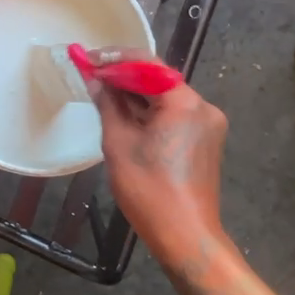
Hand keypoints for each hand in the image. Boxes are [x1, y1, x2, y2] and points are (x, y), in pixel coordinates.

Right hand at [90, 49, 229, 257]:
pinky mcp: (204, 140)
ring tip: (101, 93)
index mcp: (184, 102)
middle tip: (90, 74)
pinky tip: (124, 115)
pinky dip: (149, 111)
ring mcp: (207, 124)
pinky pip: (173, 114)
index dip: (114, 59)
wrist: (185, 235)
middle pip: (158, 79)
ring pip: (165, 97)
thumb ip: (107, 104)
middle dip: (123, 76)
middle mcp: (202, 106)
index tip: (87, 59)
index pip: (147, 64)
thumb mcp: (119, 142)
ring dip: (135, 94)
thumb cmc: (149, 189)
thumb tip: (93, 78)